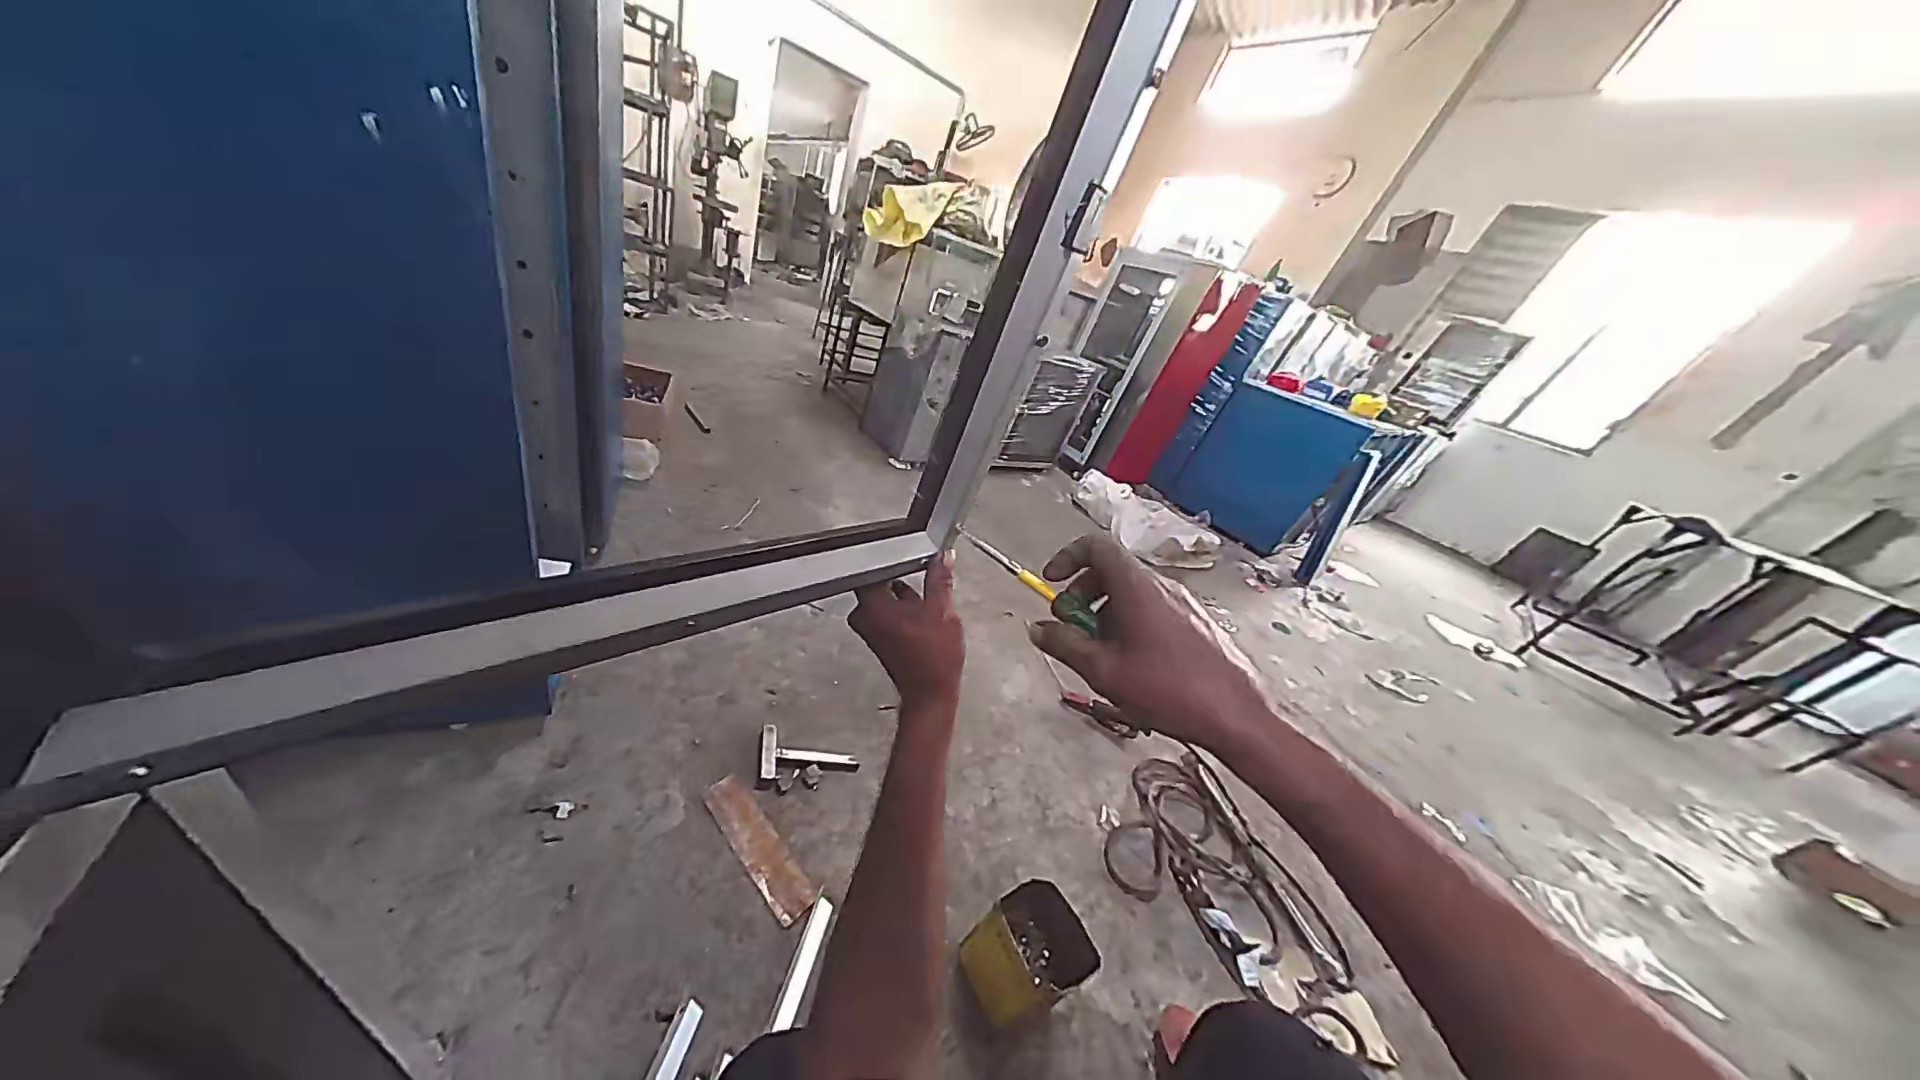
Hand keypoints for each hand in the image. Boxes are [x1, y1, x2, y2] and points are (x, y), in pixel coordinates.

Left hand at [848, 549, 963, 708]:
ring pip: (884, 597)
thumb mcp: (942, 611)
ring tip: (925, 592)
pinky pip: (887, 612)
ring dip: (902, 593)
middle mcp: (864, 616)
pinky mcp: (879, 637)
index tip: (908, 552)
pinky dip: (901, 607)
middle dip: (900, 575)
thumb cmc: (933, 657)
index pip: (871, 568)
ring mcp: (870, 628)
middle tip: (921, 568)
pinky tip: (922, 609)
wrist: (930, 692)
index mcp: (873, 606)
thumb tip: (943, 558)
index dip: (891, 557)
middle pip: (878, 582)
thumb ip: (940, 579)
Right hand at [1028, 535, 1269, 751]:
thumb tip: (1036, 628)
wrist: (1236, 716)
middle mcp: (1161, 585)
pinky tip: (1130, 661)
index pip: (1095, 547)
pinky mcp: (1195, 620)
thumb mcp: (1102, 671)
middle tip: (1071, 628)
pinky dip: (1128, 621)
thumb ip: (1064, 644)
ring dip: (1103, 612)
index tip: (1052, 583)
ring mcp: (1183, 601)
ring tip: (1099, 652)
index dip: (1067, 557)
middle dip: (1081, 594)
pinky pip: (1151, 607)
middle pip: (1111, 570)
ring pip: (1131, 591)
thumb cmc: (1166, 690)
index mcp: (1136, 587)